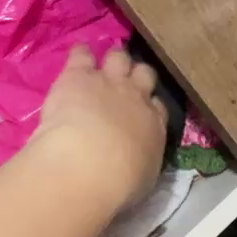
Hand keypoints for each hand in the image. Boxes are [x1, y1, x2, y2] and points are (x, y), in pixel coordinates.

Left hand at [31, 46, 167, 209]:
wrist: (89, 163)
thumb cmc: (118, 183)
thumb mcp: (143, 178)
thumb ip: (141, 160)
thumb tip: (136, 160)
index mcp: (154, 126)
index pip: (159, 108)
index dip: (150, 105)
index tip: (143, 109)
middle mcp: (136, 98)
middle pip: (144, 74)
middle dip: (137, 75)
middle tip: (126, 81)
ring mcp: (108, 82)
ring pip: (119, 57)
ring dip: (113, 59)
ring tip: (104, 63)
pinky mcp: (79, 75)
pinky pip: (83, 54)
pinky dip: (81, 53)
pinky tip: (77, 55)